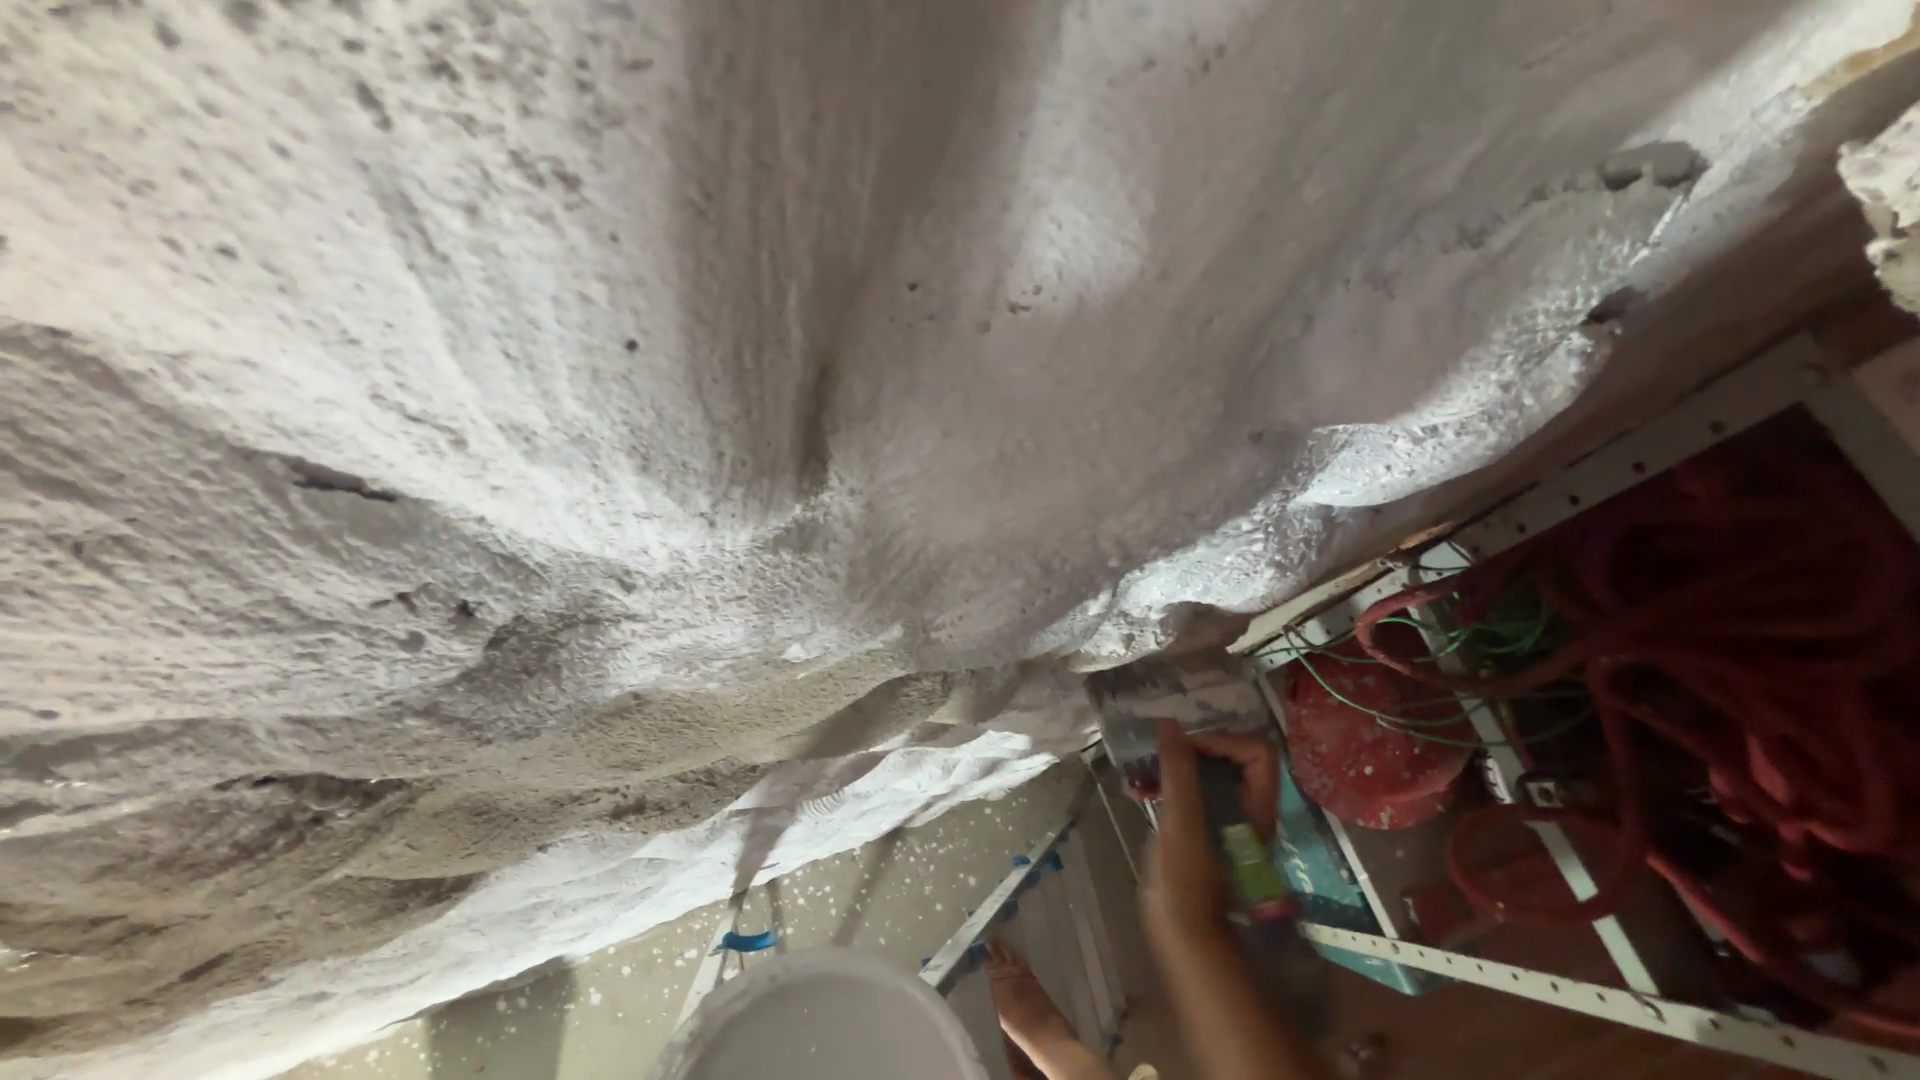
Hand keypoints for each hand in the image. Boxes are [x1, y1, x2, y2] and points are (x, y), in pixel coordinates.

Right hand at [1141, 720, 1279, 943]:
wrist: (1183, 937)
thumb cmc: (1186, 880)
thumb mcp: (1182, 820)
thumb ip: (1179, 771)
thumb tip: (1170, 724)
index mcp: (1255, 808)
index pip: (1257, 752)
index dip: (1223, 741)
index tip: (1185, 748)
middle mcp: (1246, 812)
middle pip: (1230, 761)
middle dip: (1190, 752)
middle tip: (1157, 754)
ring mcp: (1224, 825)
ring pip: (1206, 779)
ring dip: (1173, 769)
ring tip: (1139, 772)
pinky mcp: (1201, 835)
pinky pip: (1190, 798)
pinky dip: (1167, 789)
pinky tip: (1138, 791)